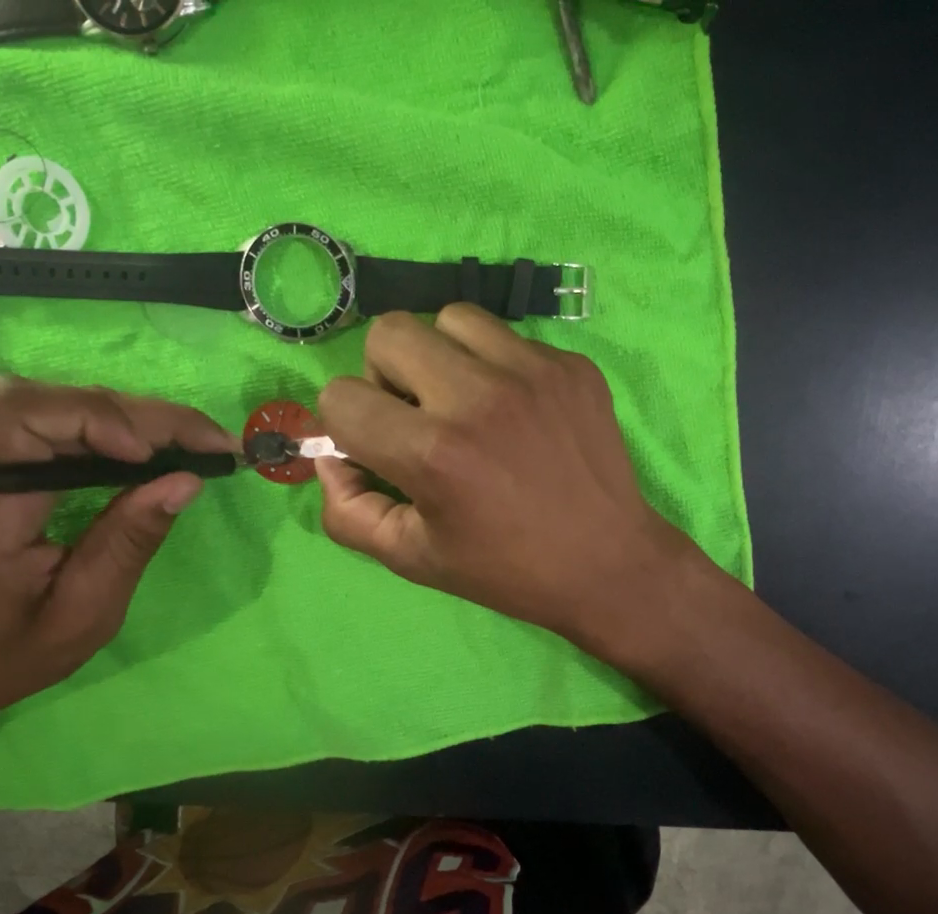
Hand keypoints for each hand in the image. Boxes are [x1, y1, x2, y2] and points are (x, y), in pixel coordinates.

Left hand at [0, 376, 236, 742]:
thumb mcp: (80, 618)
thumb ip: (128, 545)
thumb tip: (185, 482)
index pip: (23, 416)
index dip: (99, 417)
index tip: (159, 457)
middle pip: (46, 400)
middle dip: (137, 415)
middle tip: (209, 445)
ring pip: (47, 404)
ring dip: (122, 419)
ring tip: (184, 449)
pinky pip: (43, 427)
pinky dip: (101, 431)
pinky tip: (140, 457)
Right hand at [316, 304, 708, 647]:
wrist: (608, 564)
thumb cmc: (505, 570)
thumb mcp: (412, 558)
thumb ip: (347, 510)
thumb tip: (329, 457)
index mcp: (433, 453)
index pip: (341, 397)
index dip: (348, 427)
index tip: (380, 451)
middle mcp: (478, 397)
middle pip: (388, 333)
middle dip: (386, 376)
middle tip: (418, 418)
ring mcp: (532, 372)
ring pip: (450, 318)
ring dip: (441, 356)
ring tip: (466, 403)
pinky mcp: (571, 365)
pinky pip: (507, 337)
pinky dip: (496, 367)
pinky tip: (518, 413)